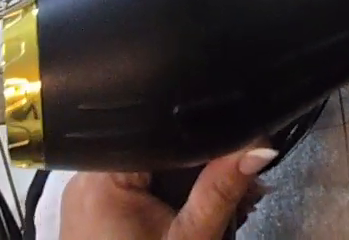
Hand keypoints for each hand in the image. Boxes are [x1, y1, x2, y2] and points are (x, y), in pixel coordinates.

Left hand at [60, 147, 276, 239]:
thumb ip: (221, 189)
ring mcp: (88, 196)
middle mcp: (87, 177)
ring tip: (234, 204)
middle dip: (207, 166)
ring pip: (155, 169)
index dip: (208, 139)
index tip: (247, 149)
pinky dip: (171, 198)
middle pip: (162, 151)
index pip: (166, 133)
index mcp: (103, 176)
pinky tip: (200, 214)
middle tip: (250, 188)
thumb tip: (261, 144)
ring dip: (194, 184)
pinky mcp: (94, 214)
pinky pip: (141, 189)